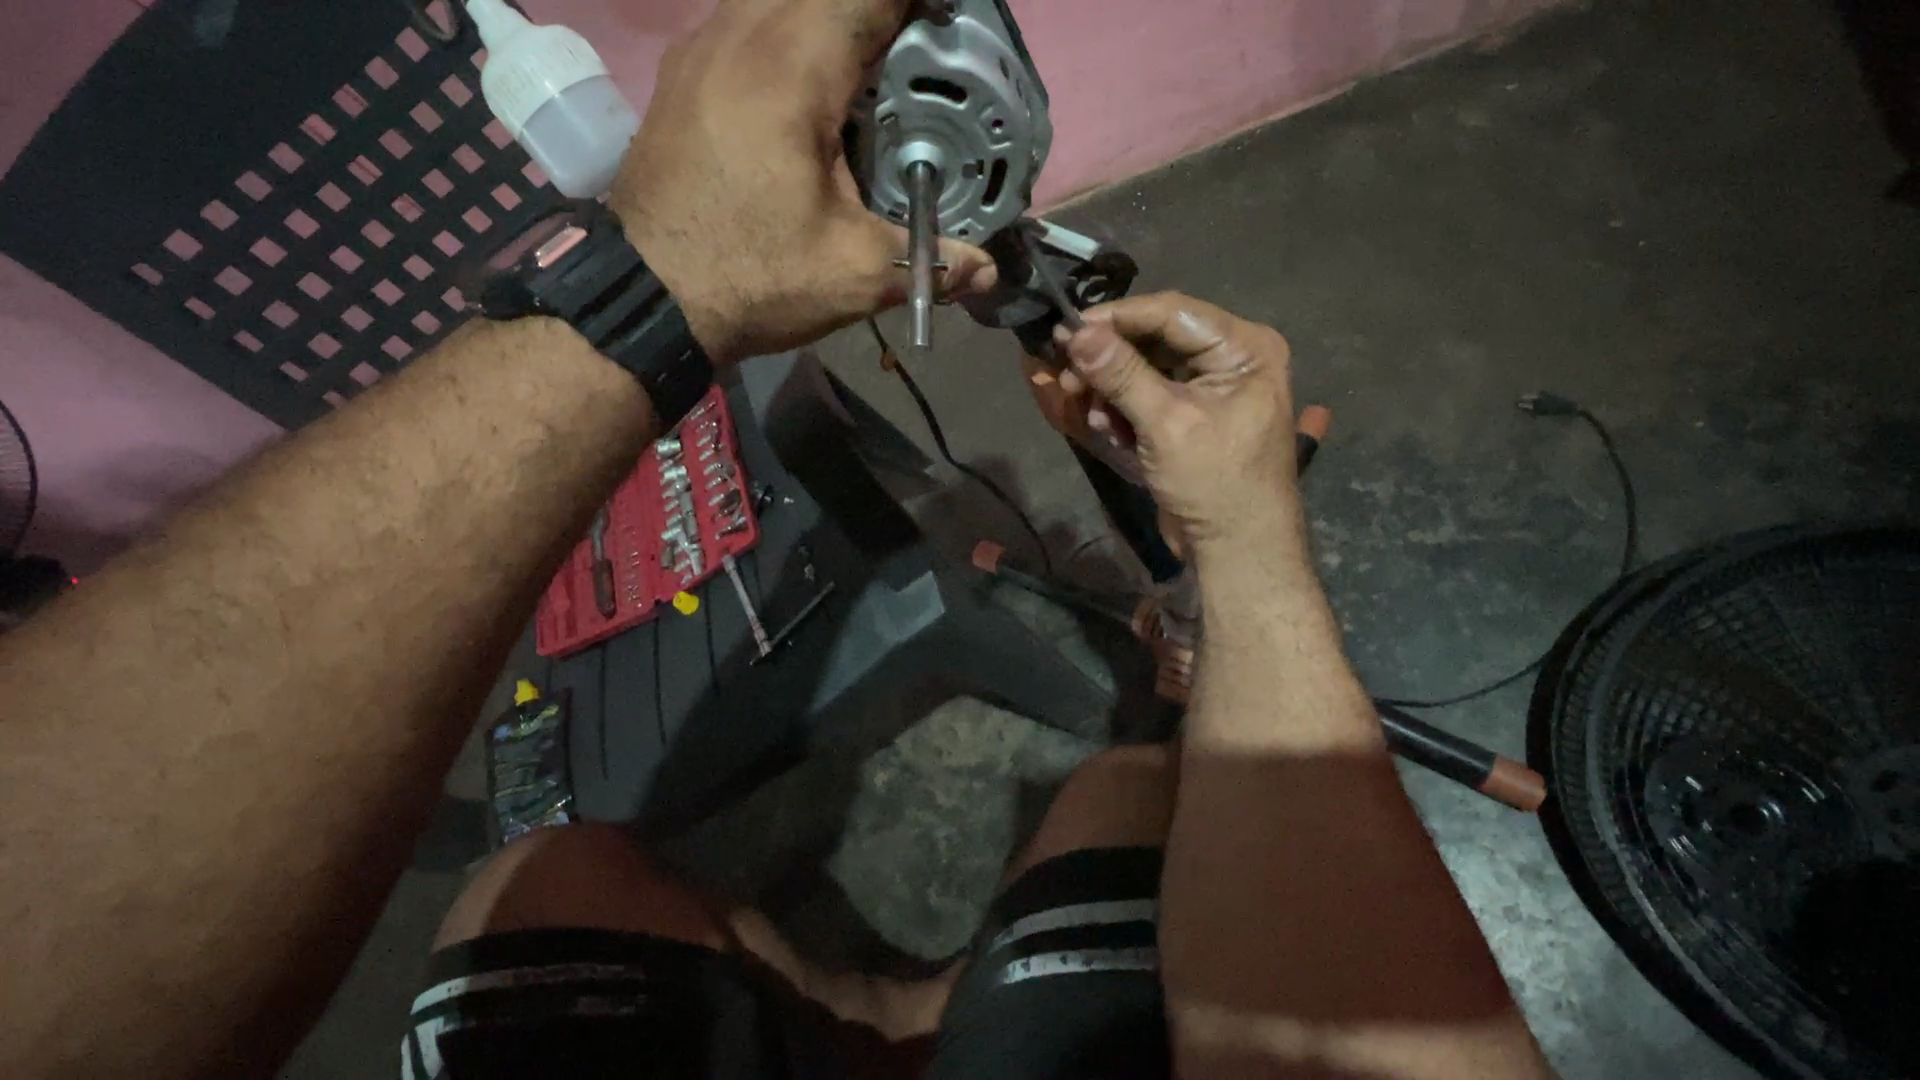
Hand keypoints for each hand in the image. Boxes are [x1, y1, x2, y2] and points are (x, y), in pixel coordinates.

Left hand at [611, 0, 994, 365]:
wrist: (646, 299)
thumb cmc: (753, 278)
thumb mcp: (855, 273)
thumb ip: (930, 259)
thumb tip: (987, 273)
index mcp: (790, 68)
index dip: (915, 1)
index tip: (946, 23)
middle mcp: (738, 35)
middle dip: (875, 13)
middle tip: (913, 59)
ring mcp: (701, 50)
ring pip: (778, 0)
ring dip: (827, 23)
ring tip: (867, 76)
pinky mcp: (682, 77)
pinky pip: (746, 25)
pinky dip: (789, 40)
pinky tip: (811, 96)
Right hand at [1058, 293, 1300, 552]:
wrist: (1238, 549)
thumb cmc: (1214, 484)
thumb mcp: (1165, 425)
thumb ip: (1121, 374)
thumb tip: (1075, 332)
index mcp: (1243, 348)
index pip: (1170, 312)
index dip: (1116, 318)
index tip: (1066, 330)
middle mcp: (1231, 356)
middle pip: (1155, 338)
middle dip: (1109, 360)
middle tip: (1066, 377)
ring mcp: (1212, 386)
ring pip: (1146, 367)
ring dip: (1111, 389)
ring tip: (1090, 414)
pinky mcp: (1192, 413)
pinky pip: (1150, 394)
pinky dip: (1124, 409)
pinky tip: (1109, 431)